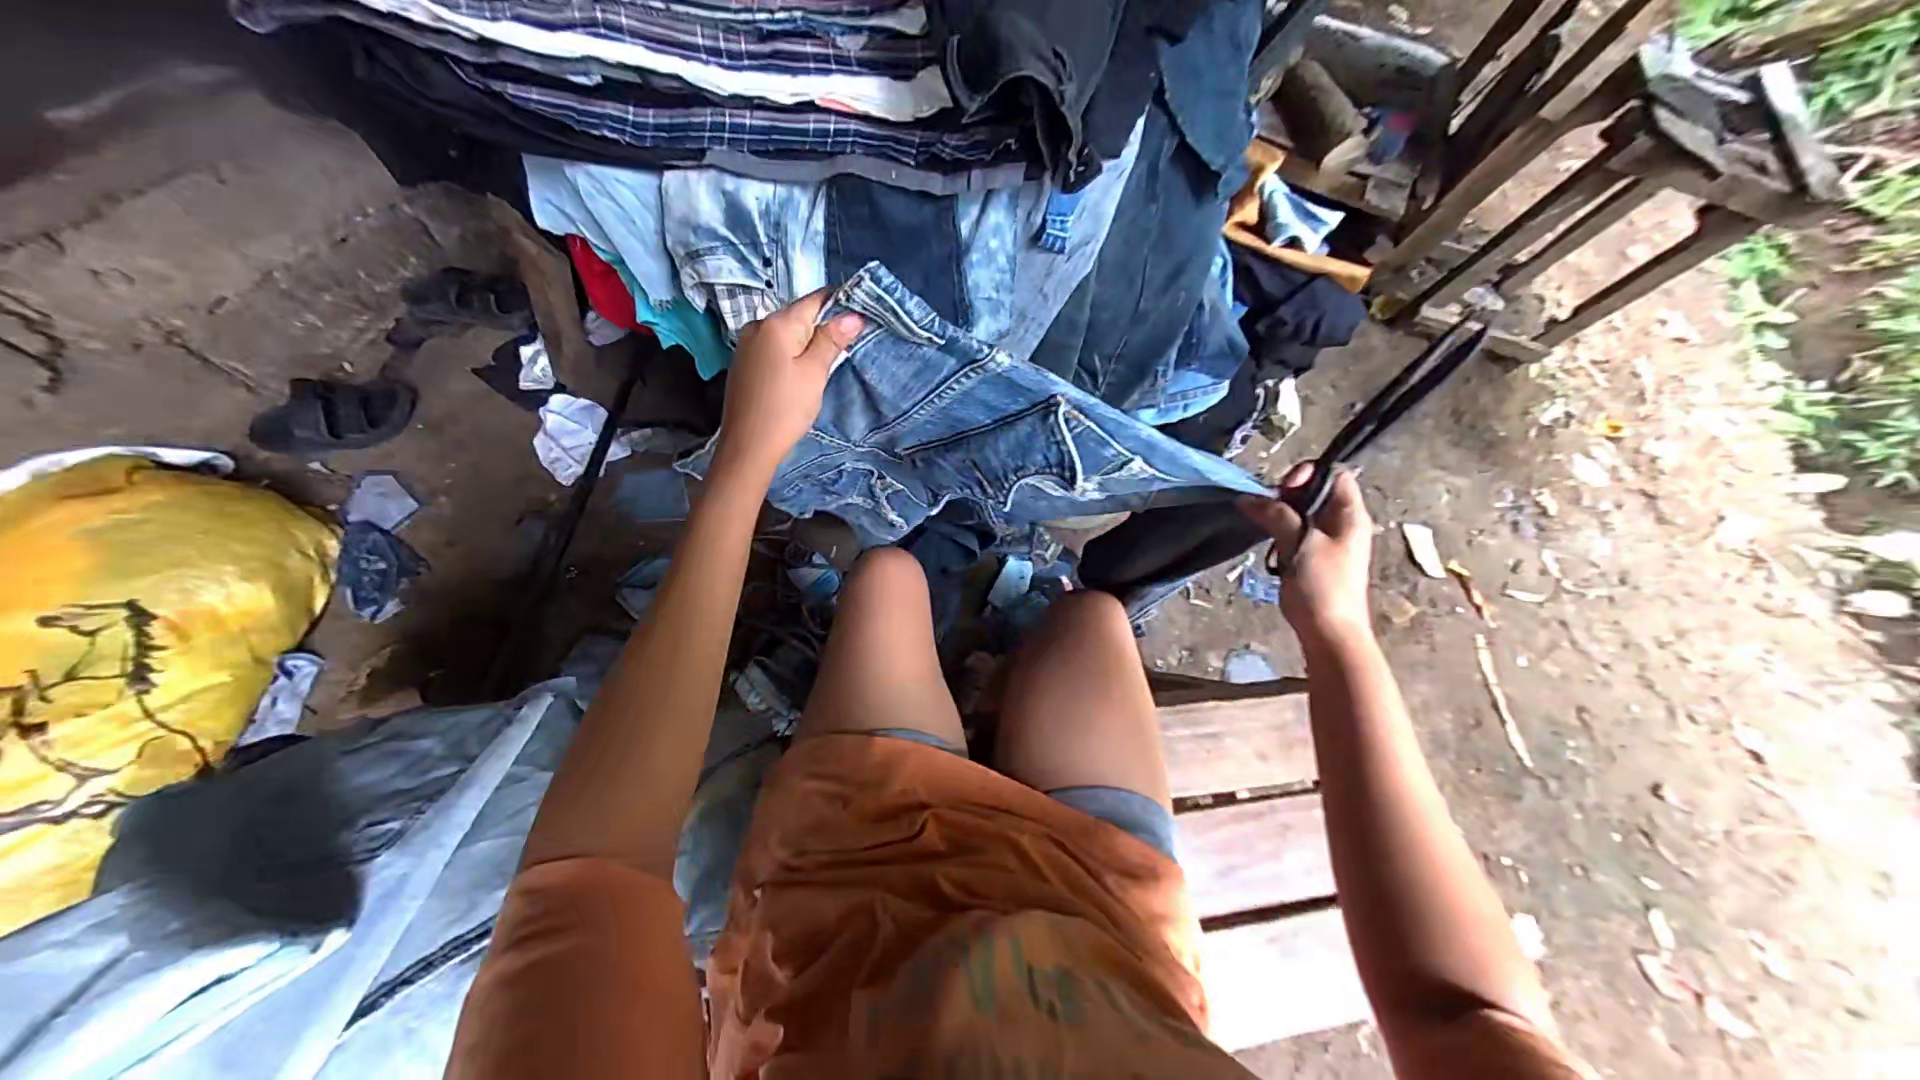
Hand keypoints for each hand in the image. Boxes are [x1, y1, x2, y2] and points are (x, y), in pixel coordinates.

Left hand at [714, 289, 864, 477]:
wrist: (748, 446)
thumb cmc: (785, 409)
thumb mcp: (814, 373)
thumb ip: (831, 340)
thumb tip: (853, 315)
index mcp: (776, 323)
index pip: (814, 300)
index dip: (839, 305)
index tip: (859, 320)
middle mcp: (757, 325)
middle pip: (799, 316)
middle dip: (822, 328)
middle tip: (843, 352)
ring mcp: (747, 344)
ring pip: (786, 334)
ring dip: (806, 344)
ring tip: (821, 368)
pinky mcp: (743, 363)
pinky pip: (773, 348)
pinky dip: (790, 355)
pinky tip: (797, 377)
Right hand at [1236, 463, 1374, 648]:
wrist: (1330, 632)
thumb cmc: (1322, 586)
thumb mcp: (1300, 543)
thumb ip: (1276, 515)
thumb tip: (1248, 498)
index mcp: (1350, 515)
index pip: (1334, 474)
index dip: (1309, 474)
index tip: (1283, 490)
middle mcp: (1343, 523)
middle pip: (1314, 492)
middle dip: (1287, 496)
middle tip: (1267, 510)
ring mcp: (1329, 542)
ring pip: (1302, 514)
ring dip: (1280, 517)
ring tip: (1266, 530)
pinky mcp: (1314, 558)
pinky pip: (1296, 534)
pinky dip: (1281, 535)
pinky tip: (1272, 549)